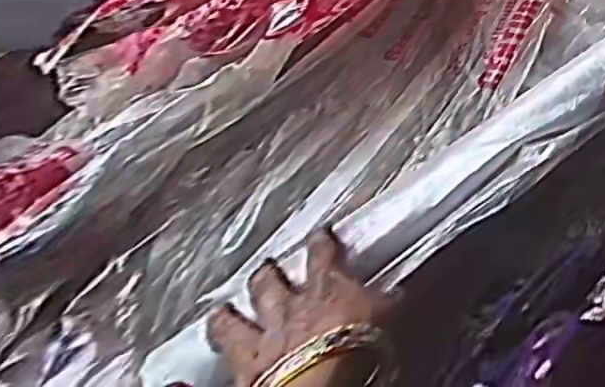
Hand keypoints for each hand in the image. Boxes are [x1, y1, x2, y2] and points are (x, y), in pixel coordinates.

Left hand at [208, 228, 395, 386]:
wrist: (321, 382)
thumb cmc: (361, 342)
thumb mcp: (389, 313)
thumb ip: (388, 299)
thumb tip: (397, 291)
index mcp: (328, 286)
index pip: (322, 255)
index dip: (320, 241)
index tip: (319, 232)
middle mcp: (290, 307)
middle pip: (271, 284)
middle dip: (267, 274)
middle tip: (264, 266)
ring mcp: (262, 340)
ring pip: (236, 322)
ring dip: (227, 315)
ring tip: (219, 310)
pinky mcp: (243, 371)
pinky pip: (223, 358)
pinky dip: (216, 352)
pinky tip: (206, 354)